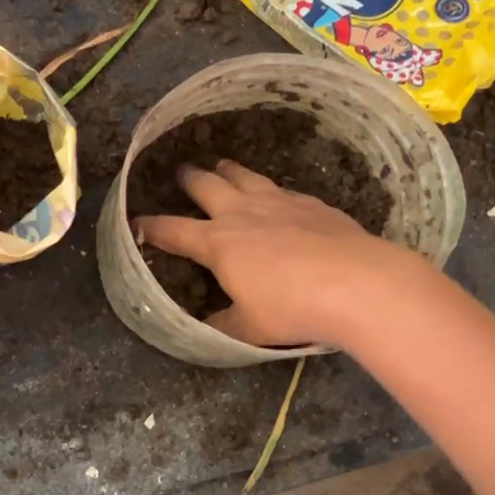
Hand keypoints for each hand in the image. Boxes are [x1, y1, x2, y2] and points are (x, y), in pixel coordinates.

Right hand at [133, 159, 419, 347]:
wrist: (358, 283)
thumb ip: (225, 323)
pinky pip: (282, 189)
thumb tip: (207, 326)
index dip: (151, 227)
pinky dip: (270, 190)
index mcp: (218, 243)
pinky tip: (277, 197)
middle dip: (189, 178)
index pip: (173, 231)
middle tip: (181, 171)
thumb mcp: (250, 327)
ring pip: (244, 177)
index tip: (136, 221)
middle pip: (207, 186)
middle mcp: (242, 214)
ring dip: (228, 171)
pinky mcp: (312, 203)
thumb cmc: (293, 308)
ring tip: (221, 166)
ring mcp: (279, 203)